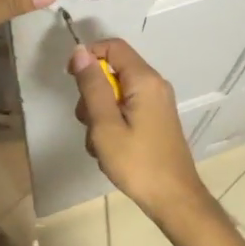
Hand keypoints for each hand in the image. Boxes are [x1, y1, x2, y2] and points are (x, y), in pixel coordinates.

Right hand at [69, 38, 214, 224]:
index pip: (113, 47)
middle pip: (113, 72)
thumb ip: (92, 86)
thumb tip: (80, 52)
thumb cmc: (137, 162)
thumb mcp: (105, 124)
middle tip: (90, 125)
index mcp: (145, 80)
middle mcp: (154, 85)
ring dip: (100, 116)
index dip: (88, 56)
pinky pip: (126, 110)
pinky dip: (113, 125)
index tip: (71, 79)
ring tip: (101, 144)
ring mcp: (157, 103)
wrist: (173, 198)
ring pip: (116, 95)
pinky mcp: (156, 120)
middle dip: (92, 96)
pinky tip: (111, 151)